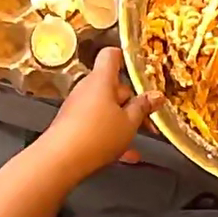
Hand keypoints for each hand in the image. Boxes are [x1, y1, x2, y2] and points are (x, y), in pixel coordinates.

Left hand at [31, 47, 162, 182]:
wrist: (61, 161)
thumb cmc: (96, 136)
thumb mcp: (130, 122)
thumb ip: (143, 107)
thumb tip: (156, 96)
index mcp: (102, 80)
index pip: (111, 55)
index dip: (125, 58)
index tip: (140, 68)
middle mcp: (87, 89)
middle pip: (113, 86)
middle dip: (131, 101)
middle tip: (148, 116)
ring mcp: (78, 106)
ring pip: (106, 107)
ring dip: (122, 120)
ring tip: (137, 136)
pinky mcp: (72, 124)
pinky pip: (96, 124)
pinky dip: (110, 134)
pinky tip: (125, 154)